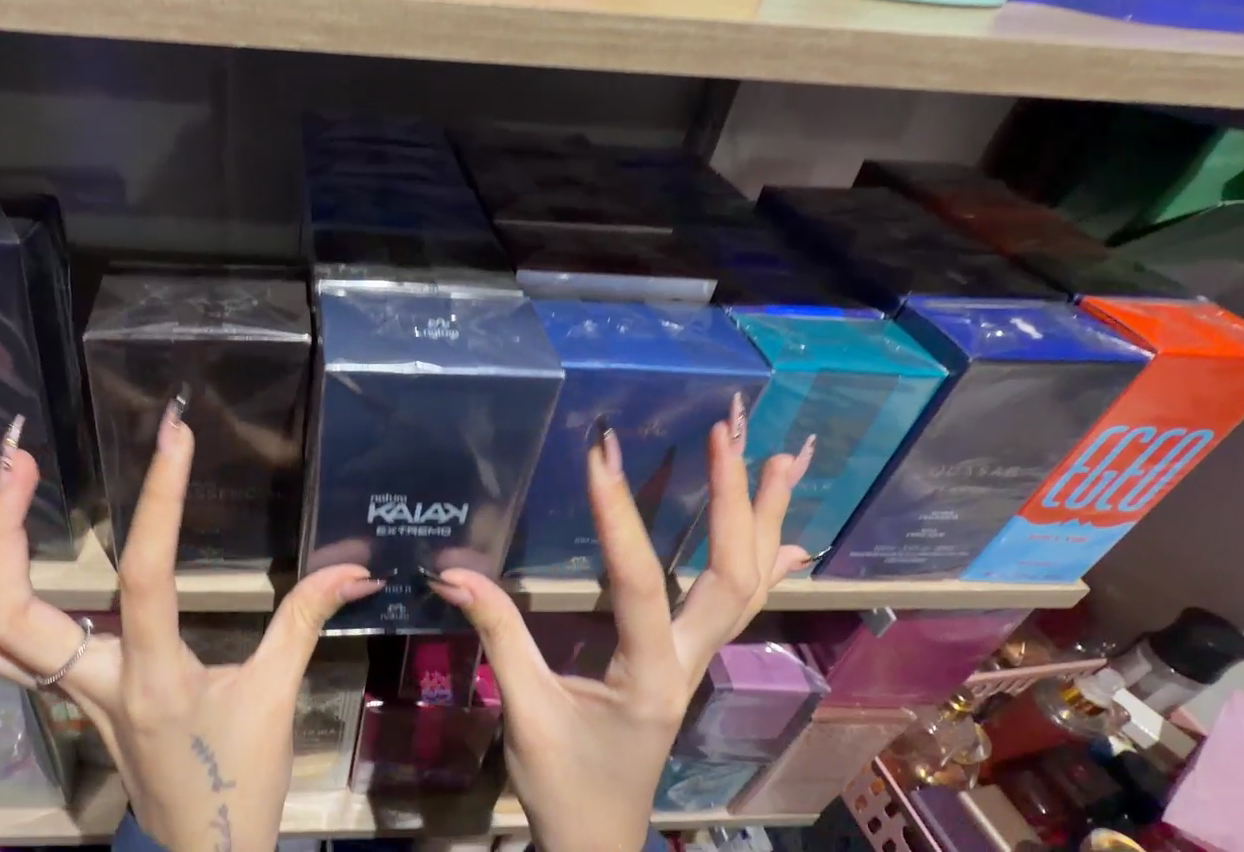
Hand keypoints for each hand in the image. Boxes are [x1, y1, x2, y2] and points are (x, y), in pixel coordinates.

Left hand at [0, 408, 384, 849]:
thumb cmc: (241, 779)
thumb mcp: (279, 696)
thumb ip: (307, 620)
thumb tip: (359, 567)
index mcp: (154, 678)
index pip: (145, 577)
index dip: (161, 501)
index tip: (176, 434)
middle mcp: (93, 684)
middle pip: (14, 614)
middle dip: (2, 533)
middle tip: (15, 460)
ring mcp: (65, 697)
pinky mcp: (61, 700)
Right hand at [428, 401, 813, 851]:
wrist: (600, 841)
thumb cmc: (563, 783)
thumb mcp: (526, 711)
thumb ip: (498, 635)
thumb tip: (453, 572)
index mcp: (647, 674)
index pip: (638, 582)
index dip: (618, 516)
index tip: (603, 452)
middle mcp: (687, 660)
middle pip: (732, 575)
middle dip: (732, 499)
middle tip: (729, 432)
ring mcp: (697, 660)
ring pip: (749, 583)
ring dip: (766, 517)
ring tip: (784, 457)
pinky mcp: (689, 660)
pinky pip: (741, 603)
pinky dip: (768, 562)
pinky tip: (790, 536)